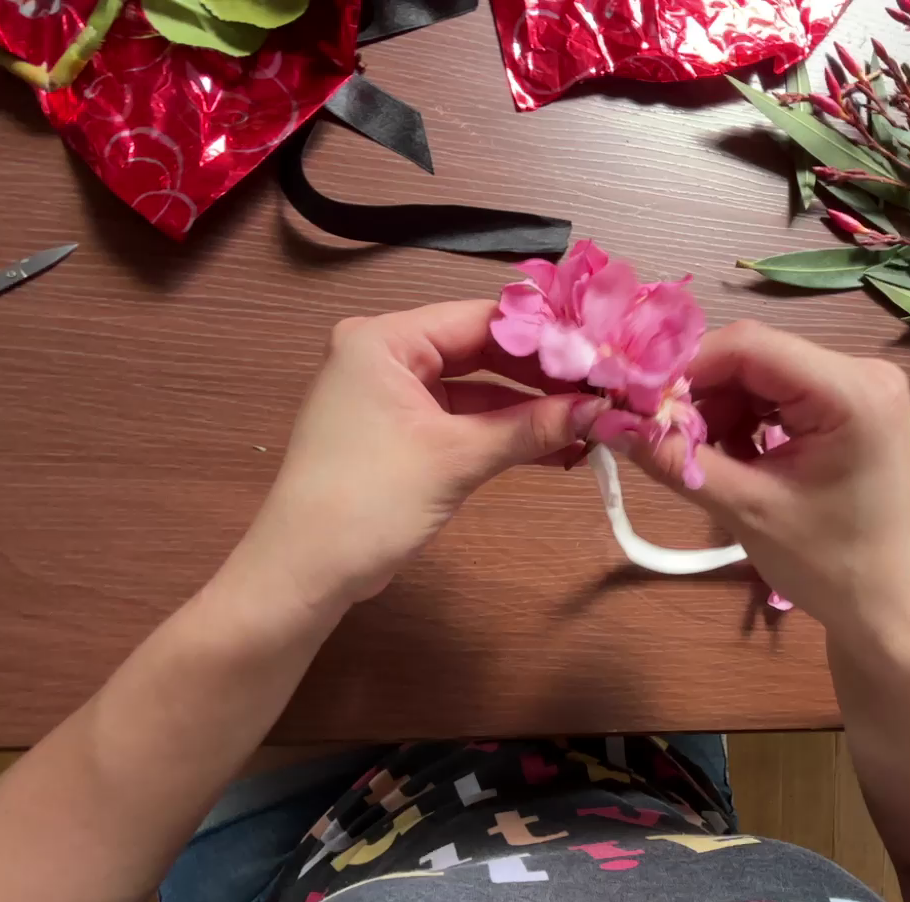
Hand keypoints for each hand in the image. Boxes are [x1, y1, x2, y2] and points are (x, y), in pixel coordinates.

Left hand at [229, 300, 603, 615]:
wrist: (308, 572)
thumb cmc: (371, 500)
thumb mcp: (456, 459)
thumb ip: (528, 429)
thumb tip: (598, 410)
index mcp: (385, 340)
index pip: (481, 320)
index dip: (544, 340)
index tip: (599, 357)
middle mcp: (387, 356)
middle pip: (482, 352)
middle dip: (541, 379)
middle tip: (601, 391)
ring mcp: (395, 397)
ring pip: (477, 391)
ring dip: (528, 411)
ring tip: (589, 423)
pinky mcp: (403, 434)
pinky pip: (463, 421)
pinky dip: (503, 435)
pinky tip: (554, 447)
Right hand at [616, 320, 909, 635]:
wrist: (876, 601)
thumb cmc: (822, 564)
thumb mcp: (743, 509)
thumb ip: (675, 461)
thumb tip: (610, 423)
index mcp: (852, 392)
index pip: (750, 346)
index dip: (687, 369)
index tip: (640, 402)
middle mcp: (863, 371)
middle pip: (755, 357)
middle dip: (703, 395)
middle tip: (666, 439)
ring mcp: (858, 385)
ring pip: (761, 374)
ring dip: (721, 410)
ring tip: (706, 459)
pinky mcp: (848, 403)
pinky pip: (778, 392)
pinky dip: (745, 419)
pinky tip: (737, 457)